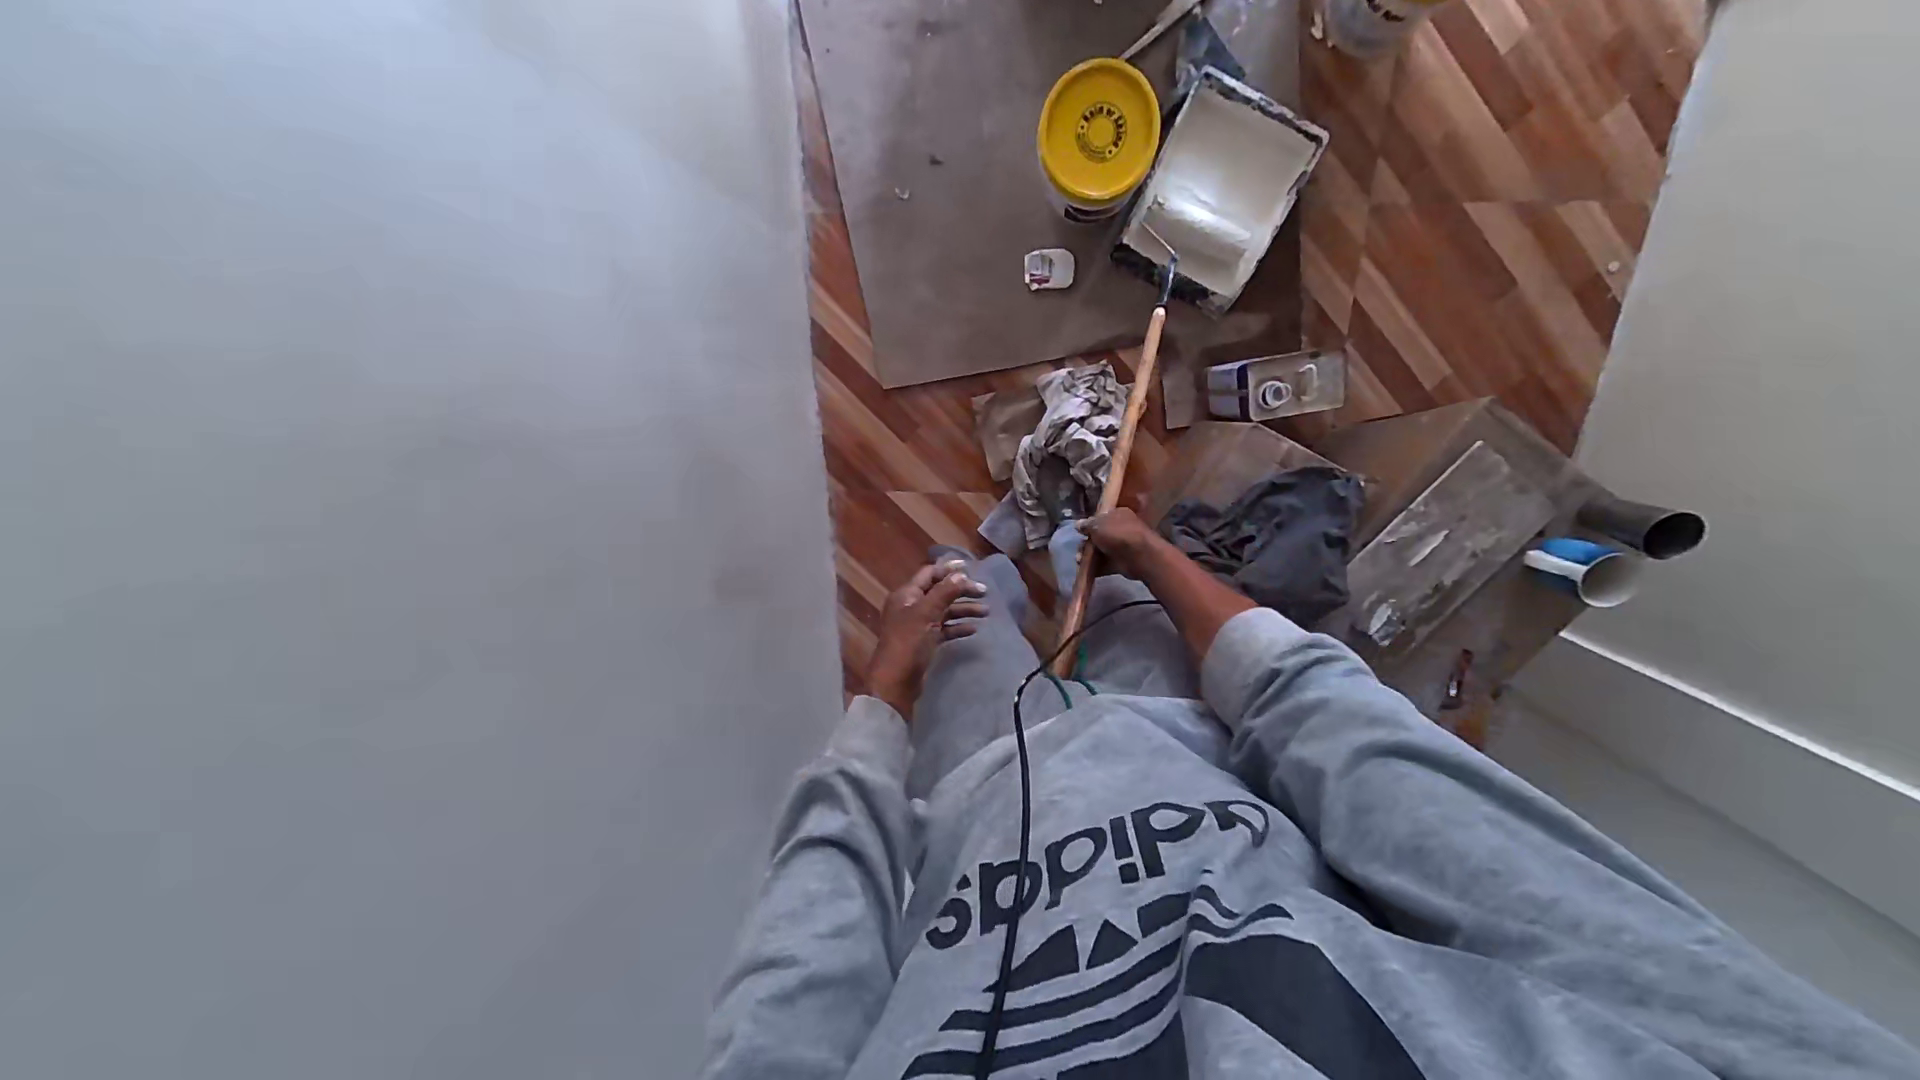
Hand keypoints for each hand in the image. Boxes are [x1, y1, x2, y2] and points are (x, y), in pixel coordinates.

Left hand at [865, 559, 988, 721]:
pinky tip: (974, 630)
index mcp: (906, 595)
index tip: (971, 570)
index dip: (948, 570)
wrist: (896, 682)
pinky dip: (958, 627)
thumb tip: (961, 574)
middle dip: (961, 591)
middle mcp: (911, 606)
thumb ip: (944, 592)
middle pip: (939, 592)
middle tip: (984, 593)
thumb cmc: (908, 643)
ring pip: (944, 611)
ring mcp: (917, 625)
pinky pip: (944, 629)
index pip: (929, 574)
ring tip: (987, 613)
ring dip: (964, 609)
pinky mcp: (924, 642)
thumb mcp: (926, 613)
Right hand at [1078, 507, 1163, 579]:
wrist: (1139, 555)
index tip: (1080, 532)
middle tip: (1080, 550)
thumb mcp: (1097, 524)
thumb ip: (1087, 525)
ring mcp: (1121, 546)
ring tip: (1080, 561)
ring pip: (1100, 551)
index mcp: (1118, 514)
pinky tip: (1086, 570)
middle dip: (1086, 544)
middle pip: (1098, 536)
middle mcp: (1120, 529)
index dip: (1089, 525)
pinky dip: (1096, 567)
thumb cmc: (1118, 533)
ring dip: (1088, 557)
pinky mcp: (1121, 562)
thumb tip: (1078, 525)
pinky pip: (1105, 564)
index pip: (1100, 517)